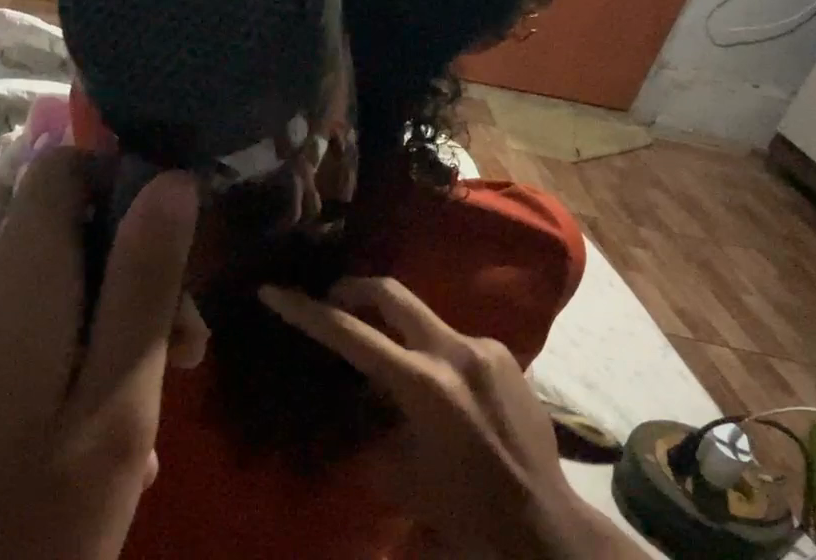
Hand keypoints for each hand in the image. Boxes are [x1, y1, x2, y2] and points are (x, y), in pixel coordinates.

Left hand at [0, 150, 200, 559]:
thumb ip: (143, 283)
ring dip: (90, 327)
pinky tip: (66, 434)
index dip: (118, 186)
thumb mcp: (115, 407)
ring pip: (31, 287)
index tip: (167, 255)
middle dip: (124, 278)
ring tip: (129, 422)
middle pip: (55, 234)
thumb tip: (169, 178)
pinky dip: (44, 354)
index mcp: (14, 274)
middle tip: (179, 363)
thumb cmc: (33, 517)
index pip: (61, 167)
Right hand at [259, 278, 648, 559]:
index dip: (304, 310)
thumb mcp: (395, 468)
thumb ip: (370, 416)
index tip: (272, 290)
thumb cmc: (459, 505)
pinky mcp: (506, 357)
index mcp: (421, 383)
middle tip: (333, 301)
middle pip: (389, 292)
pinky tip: (437, 384)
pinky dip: (432, 350)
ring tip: (390, 359)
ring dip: (397, 327)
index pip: (348, 332)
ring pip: (423, 316)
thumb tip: (357, 389)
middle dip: (353, 289)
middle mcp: (454, 352)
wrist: (542, 526)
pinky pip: (454, 340)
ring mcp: (484, 350)